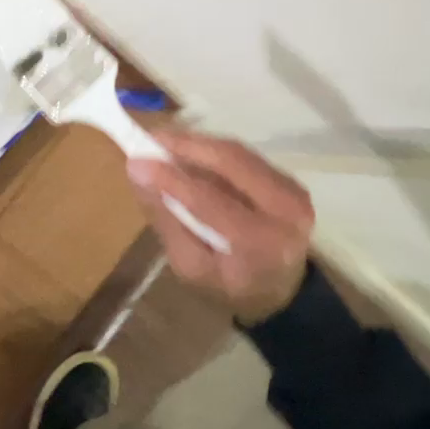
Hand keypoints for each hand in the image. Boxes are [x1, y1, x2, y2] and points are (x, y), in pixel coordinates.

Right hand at [126, 130, 313, 324]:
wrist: (280, 289)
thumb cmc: (229, 285)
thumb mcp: (190, 266)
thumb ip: (167, 220)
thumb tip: (138, 174)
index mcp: (261, 245)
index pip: (211, 202)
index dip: (172, 178)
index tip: (135, 161)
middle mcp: (286, 211)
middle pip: (231, 163)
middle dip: (187, 146)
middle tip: (149, 139)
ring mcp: (293, 190)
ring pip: (238, 153)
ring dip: (198, 144)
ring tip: (163, 142)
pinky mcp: (290, 179)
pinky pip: (245, 156)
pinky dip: (213, 150)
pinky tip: (189, 150)